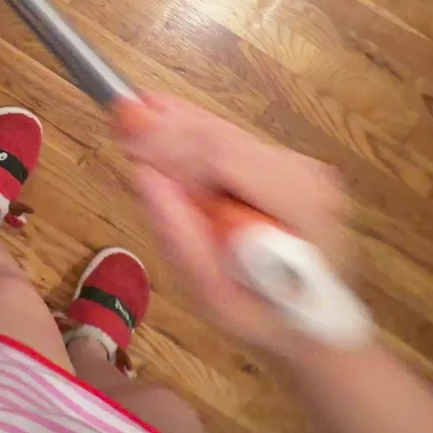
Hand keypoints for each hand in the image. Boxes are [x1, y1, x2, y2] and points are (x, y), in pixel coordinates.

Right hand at [115, 93, 351, 358]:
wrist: (314, 322)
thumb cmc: (262, 316)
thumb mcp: (214, 296)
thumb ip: (180, 237)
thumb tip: (144, 175)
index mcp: (295, 208)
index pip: (222, 157)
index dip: (170, 145)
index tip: (126, 143)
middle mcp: (304, 176)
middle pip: (220, 138)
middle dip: (166, 131)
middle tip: (118, 119)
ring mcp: (299, 166)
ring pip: (222, 132)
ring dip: (175, 127)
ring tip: (131, 113)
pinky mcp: (285, 162)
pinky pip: (227, 138)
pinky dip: (191, 128)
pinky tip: (160, 110)